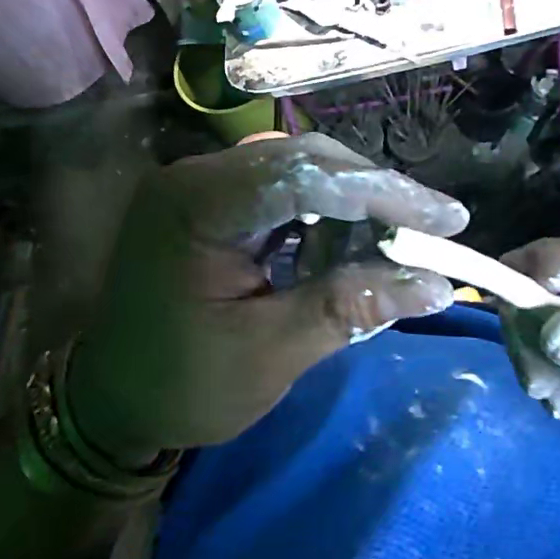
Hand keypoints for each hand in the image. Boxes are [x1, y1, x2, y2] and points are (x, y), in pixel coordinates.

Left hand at [66, 134, 467, 463]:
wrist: (112, 398)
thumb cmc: (180, 384)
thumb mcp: (268, 353)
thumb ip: (346, 308)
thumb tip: (435, 283)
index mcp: (195, 206)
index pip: (302, 176)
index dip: (382, 193)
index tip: (447, 219)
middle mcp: (190, 179)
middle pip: (298, 160)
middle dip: (370, 191)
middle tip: (432, 227)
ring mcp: (192, 189)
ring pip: (289, 171)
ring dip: (347, 201)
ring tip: (398, 238)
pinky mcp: (201, 208)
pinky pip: (270, 194)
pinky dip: (315, 215)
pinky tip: (347, 243)